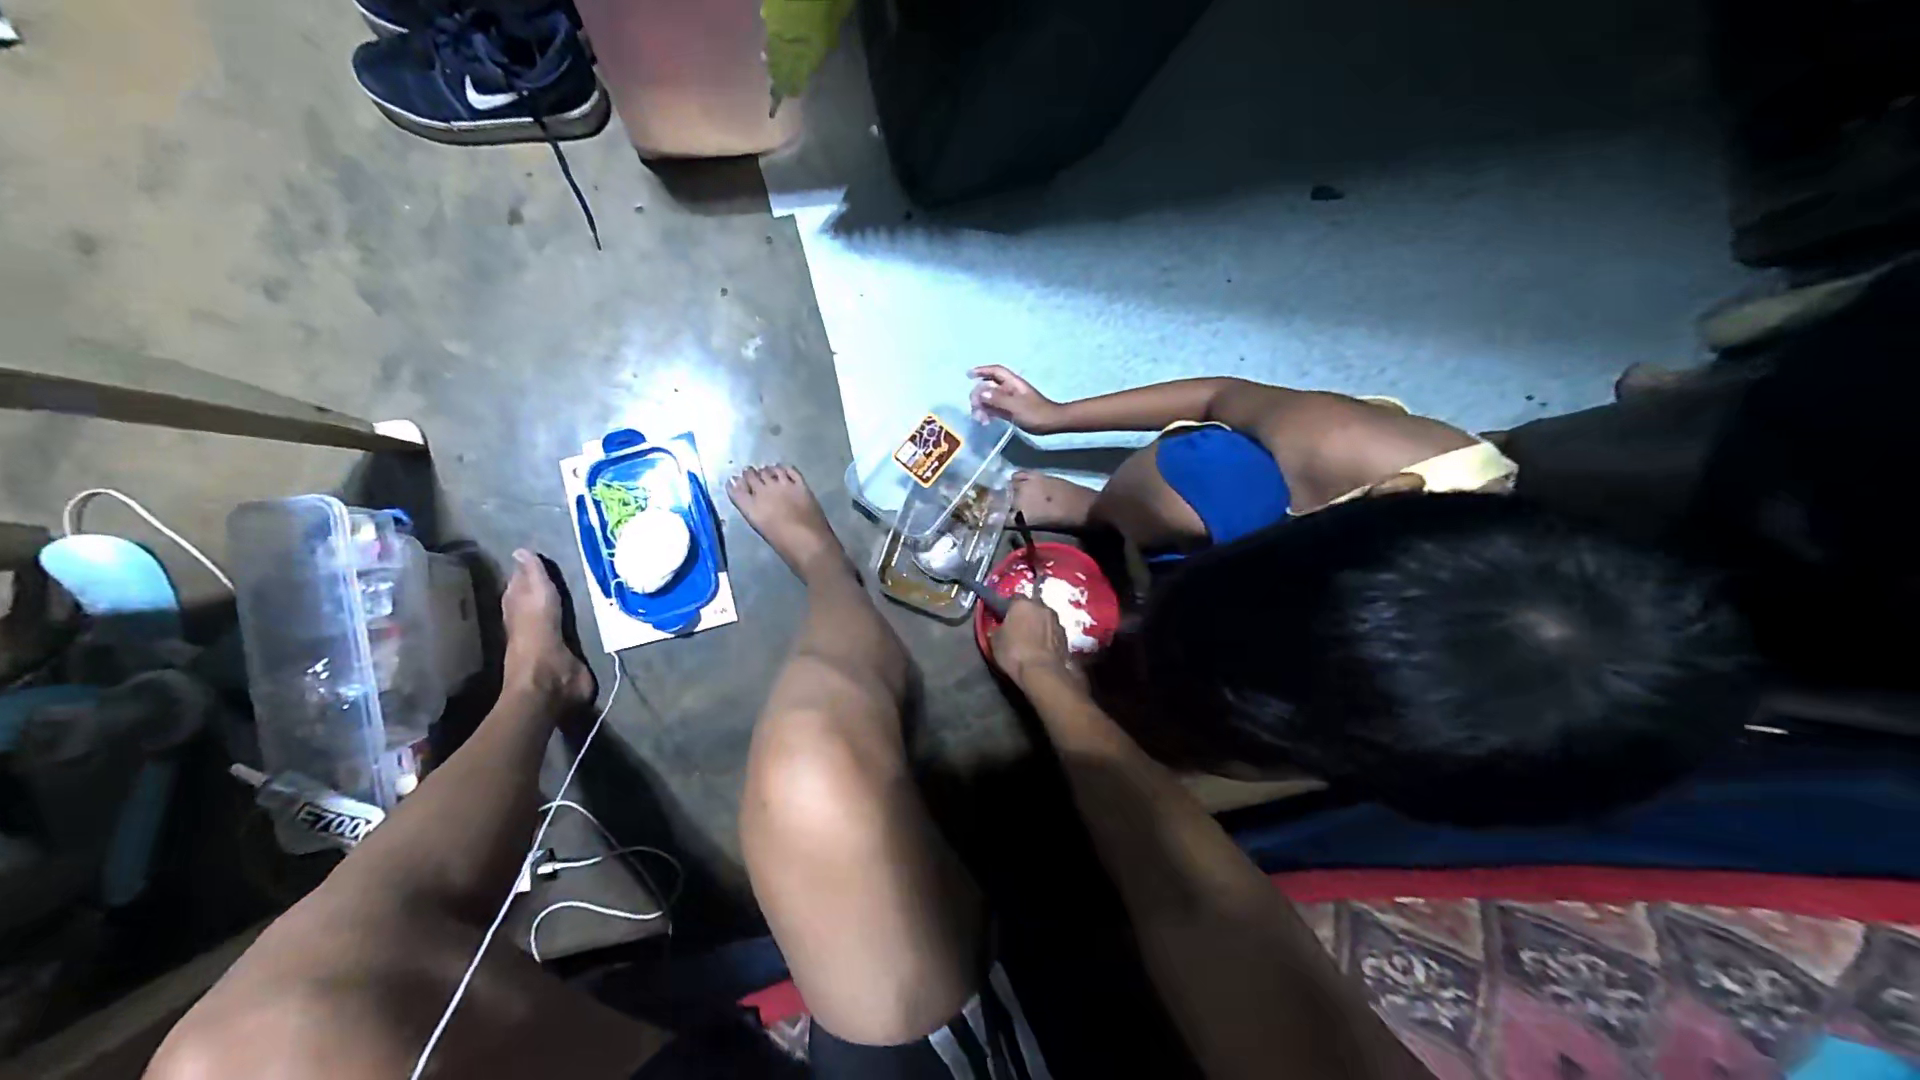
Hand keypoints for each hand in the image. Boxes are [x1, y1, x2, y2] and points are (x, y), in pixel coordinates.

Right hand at [970, 366, 1063, 433]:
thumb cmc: (1036, 413)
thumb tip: (980, 392)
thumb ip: (998, 399)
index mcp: (1013, 383)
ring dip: (982, 407)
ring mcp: (1010, 400)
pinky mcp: (1010, 410)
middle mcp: (1010, 389)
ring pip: (990, 398)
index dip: (982, 370)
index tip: (968, 375)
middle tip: (975, 408)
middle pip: (989, 386)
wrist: (1052, 423)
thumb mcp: (1016, 407)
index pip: (995, 372)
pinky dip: (988, 413)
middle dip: (979, 395)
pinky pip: (994, 408)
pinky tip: (985, 421)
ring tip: (980, 419)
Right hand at [990, 597, 1085, 692]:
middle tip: (1018, 629)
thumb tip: (1000, 628)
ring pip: (1044, 619)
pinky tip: (1041, 649)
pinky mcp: (1065, 636)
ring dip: (1039, 626)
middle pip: (1032, 607)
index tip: (1004, 618)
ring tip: (1031, 641)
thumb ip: (998, 629)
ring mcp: (1056, 621)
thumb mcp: (995, 641)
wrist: (1042, 672)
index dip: (1008, 609)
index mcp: (1022, 604)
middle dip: (1026, 615)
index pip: (1013, 599)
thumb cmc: (1014, 653)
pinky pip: (1052, 632)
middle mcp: (1042, 607)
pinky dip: (1047, 637)